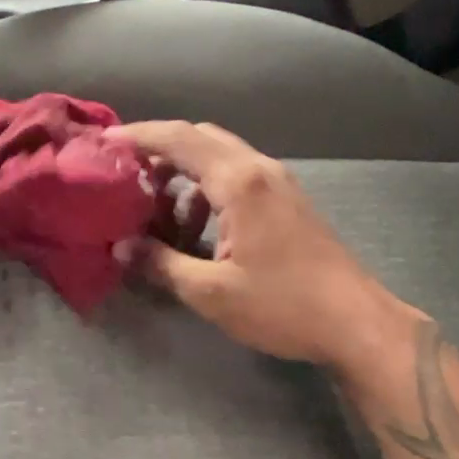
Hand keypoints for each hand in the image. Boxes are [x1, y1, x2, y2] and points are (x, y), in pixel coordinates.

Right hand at [112, 120, 425, 375]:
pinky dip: (209, 194)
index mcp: (239, 181)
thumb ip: (161, 264)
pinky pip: (238, 181)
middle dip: (158, 155)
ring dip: (185, 179)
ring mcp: (279, 183)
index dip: (137, 136)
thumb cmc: (282, 306)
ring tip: (159, 220)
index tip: (102, 144)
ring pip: (220, 160)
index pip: (178, 138)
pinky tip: (198, 235)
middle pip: (199, 139)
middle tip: (125, 182)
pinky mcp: (289, 203)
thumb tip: (121, 248)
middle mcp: (260, 169)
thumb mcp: (211, 293)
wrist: (355, 322)